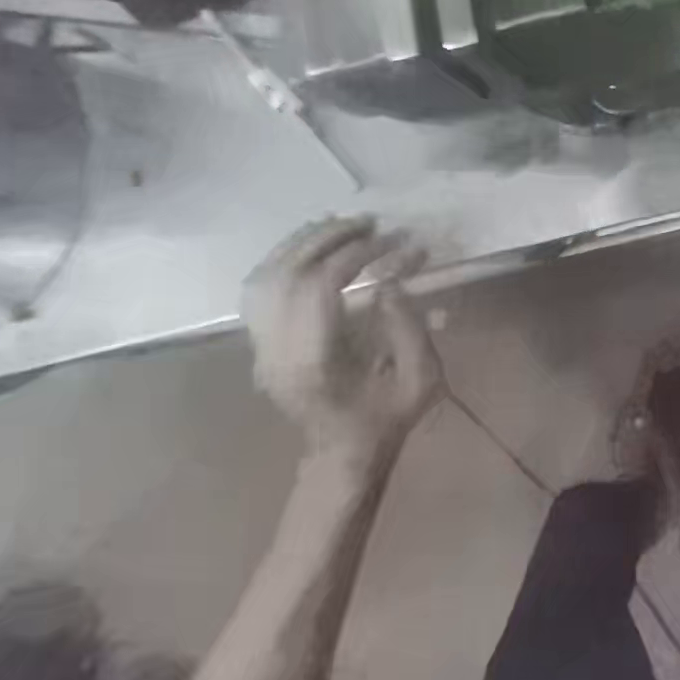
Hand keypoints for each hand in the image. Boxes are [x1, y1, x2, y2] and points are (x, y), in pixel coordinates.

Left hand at [241, 217, 442, 455]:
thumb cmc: (386, 419)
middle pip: (289, 273)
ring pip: (267, 276)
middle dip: (330, 238)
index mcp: (315, 363)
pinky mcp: (260, 343)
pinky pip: (259, 288)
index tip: (392, 241)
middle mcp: (277, 351)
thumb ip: (408, 326)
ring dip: (304, 242)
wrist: (342, 455)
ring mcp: (261, 347)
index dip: (356, 254)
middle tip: (369, 223)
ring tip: (342, 225)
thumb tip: (389, 280)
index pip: (320, 286)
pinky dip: (283, 258)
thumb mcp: (420, 378)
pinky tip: (311, 246)